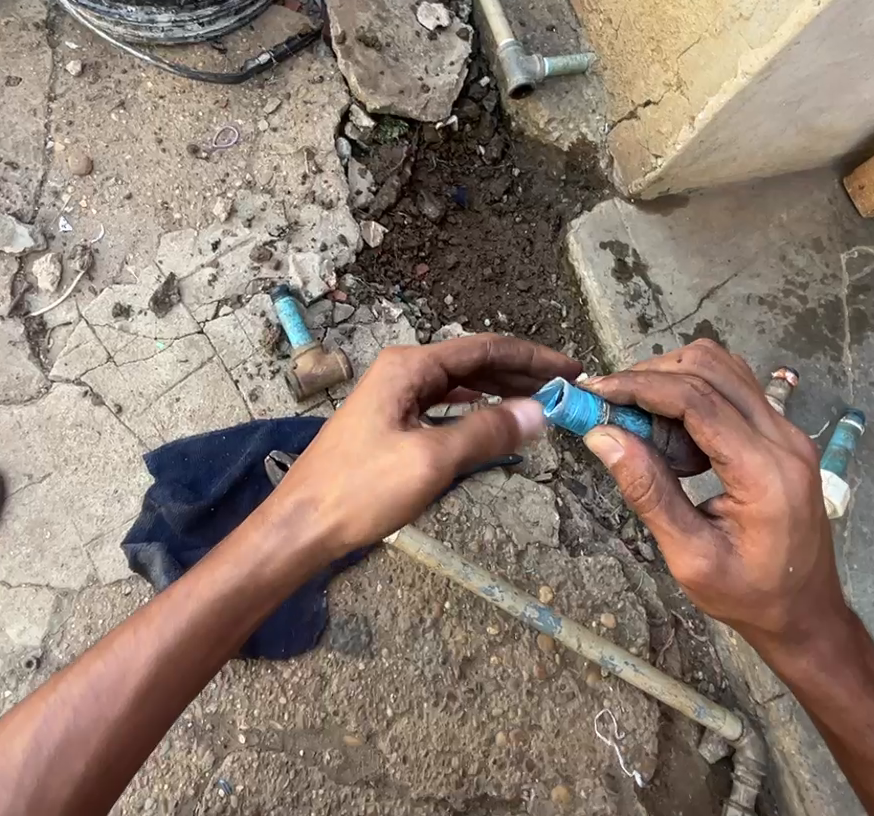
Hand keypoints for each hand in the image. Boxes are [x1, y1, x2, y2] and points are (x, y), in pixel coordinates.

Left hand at [265, 334, 578, 561]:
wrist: (301, 524)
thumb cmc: (360, 490)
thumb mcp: (430, 461)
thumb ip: (486, 432)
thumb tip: (539, 412)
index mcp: (409, 366)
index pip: (484, 348)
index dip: (532, 356)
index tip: (572, 370)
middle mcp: (402, 369)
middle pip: (473, 361)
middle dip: (521, 372)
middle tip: (566, 389)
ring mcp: (394, 393)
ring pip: (459, 382)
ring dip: (500, 389)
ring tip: (540, 402)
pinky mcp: (390, 419)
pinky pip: (443, 403)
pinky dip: (475, 408)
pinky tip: (493, 416)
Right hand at [580, 340, 849, 660]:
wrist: (808, 614)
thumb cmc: (750, 596)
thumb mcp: (691, 558)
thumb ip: (649, 492)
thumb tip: (602, 435)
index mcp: (765, 472)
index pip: (697, 399)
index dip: (640, 386)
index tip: (596, 393)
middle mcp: (783, 439)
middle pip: (710, 368)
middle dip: (650, 375)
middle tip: (611, 405)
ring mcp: (787, 431)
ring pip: (722, 366)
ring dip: (671, 377)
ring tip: (639, 416)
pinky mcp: (780, 433)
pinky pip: (731, 386)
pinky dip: (690, 388)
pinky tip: (670, 426)